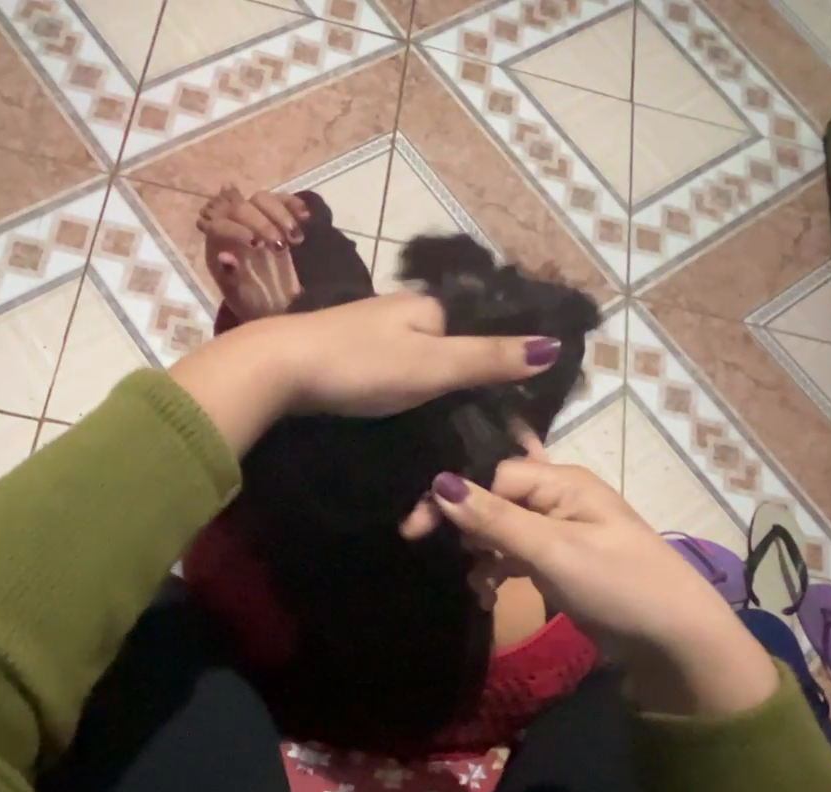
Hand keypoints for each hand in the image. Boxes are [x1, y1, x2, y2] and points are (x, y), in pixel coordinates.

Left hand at [166, 291, 560, 454]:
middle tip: (458, 444)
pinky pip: (382, 380)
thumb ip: (489, 359)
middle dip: (455, 396)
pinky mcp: (339, 357)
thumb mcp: (433, 365)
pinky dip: (392, 401)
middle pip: (443, 356)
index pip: (476, 342)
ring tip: (428, 443)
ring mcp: (366, 333)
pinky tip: (390, 423)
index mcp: (427, 309)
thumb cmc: (359, 365)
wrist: (275, 370)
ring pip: (411, 370)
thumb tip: (554, 345)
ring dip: (422, 403)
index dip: (492, 383)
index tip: (497, 429)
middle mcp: (398, 314)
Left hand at [198, 186, 306, 320]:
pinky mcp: (277, 220)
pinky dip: (295, 205)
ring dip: (280, 214)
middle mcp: (235, 225)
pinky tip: (305, 218)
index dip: (235, 229)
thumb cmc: (251, 303)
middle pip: (243, 206)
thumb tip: (224, 256)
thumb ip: (230, 277)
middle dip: (263, 224)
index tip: (255, 245)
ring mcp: (256, 219)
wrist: (272, 308)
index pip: (220, 224)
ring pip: (263, 199)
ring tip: (296, 239)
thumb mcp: (238, 296)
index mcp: (218, 243)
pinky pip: (284, 201)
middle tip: (280, 247)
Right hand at [422, 460, 779, 713]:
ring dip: (477, 552)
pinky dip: (494, 570)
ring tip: (471, 583)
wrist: (673, 642)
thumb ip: (494, 518)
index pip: (491, 475)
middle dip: (461, 524)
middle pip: (492, 498)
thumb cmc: (618, 584)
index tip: (416, 529)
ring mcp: (558, 532)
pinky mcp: (557, 563)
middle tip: (421, 546)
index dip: (454, 497)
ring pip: (498, 529)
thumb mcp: (552, 550)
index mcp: (562, 482)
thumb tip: (438, 483)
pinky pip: (512, 555)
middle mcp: (557, 499)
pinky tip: (485, 593)